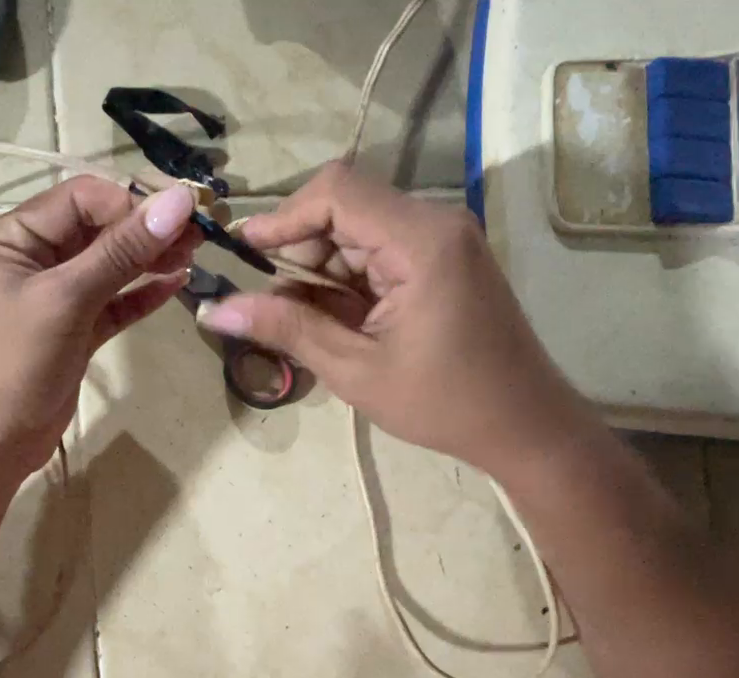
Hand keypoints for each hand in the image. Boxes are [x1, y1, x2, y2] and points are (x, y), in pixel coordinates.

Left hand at [0, 177, 201, 478]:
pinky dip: (139, 295)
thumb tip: (178, 201)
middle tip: (202, 232)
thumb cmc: (12, 365)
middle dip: (145, 228)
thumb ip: (120, 252)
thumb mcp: (65, 300)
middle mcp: (29, 261)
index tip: (180, 212)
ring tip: (196, 253)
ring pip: (106, 268)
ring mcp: (50, 300)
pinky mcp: (70, 335)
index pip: (78, 199)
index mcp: (10, 239)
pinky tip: (175, 284)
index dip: (129, 201)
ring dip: (148, 259)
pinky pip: (110, 305)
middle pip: (96, 230)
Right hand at [198, 163, 602, 478]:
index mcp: (421, 241)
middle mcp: (435, 223)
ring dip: (318, 270)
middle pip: (345, 207)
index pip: (337, 192)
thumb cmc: (442, 403)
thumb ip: (286, 330)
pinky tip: (331, 322)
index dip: (282, 217)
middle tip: (268, 304)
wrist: (523, 425)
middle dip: (298, 249)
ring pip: (357, 231)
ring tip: (295, 321)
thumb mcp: (354, 370)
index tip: (242, 254)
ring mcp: (443, 240)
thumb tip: (215, 311)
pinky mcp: (442, 261)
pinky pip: (378, 253)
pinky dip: (344, 281)